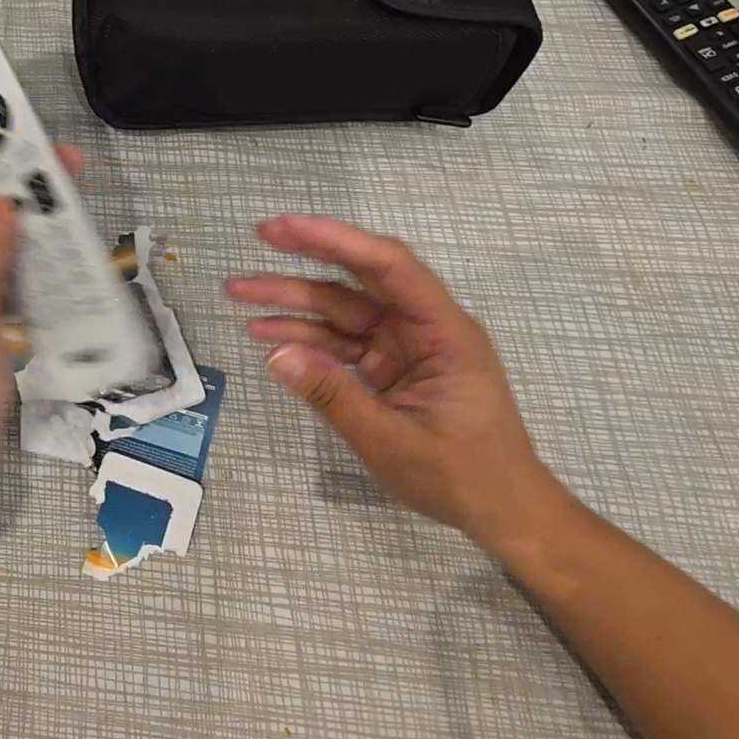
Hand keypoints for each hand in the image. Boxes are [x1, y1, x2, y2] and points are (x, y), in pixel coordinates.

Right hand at [225, 214, 566, 548]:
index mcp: (444, 332)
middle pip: (359, 279)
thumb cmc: (462, 476)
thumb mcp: (392, 442)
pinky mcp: (388, 366)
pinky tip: (266, 335)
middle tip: (259, 235)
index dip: (337, 240)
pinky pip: (341, 343)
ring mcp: (403, 346)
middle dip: (307, 257)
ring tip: (237, 295)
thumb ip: (334, 396)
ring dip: (292, 302)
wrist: (501, 511)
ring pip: (341, 310)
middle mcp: (423, 327)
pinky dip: (305, 339)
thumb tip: (275, 356)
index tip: (288, 227)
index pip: (389, 268)